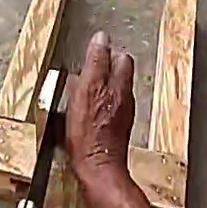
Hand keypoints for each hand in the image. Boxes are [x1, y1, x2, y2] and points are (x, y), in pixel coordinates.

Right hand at [66, 31, 137, 207]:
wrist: (99, 167)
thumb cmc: (87, 135)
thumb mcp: (82, 94)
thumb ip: (94, 65)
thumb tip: (99, 41)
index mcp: (111, 84)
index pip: (111, 54)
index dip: (101, 47)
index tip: (95, 43)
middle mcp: (121, 93)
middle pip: (122, 65)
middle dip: (110, 60)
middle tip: (95, 62)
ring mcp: (123, 107)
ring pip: (119, 82)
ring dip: (109, 78)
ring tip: (92, 83)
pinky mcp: (121, 121)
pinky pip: (116, 100)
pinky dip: (108, 96)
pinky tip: (96, 104)